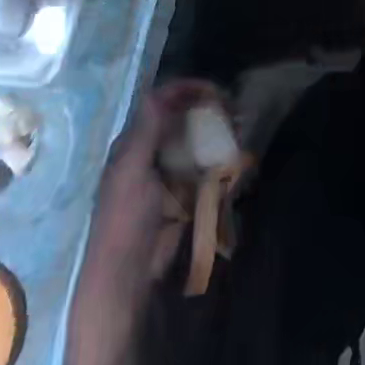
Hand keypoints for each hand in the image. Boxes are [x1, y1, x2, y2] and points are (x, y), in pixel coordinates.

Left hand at [64, 80, 220, 364]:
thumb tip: (158, 93)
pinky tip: (236, 158)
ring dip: (218, 132)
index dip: (185, 91)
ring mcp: (169, 175)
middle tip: (233, 109)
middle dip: (208, 110)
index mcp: (134, 144)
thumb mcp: (131, 170)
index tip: (213, 90)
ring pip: (197, 142)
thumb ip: (145, 132)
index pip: (160, 104)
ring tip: (239, 128)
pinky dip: (221, 160)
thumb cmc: (124, 219)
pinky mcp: (185, 196)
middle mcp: (152, 153)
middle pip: (183, 120)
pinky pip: (206, 169)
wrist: (128, 274)